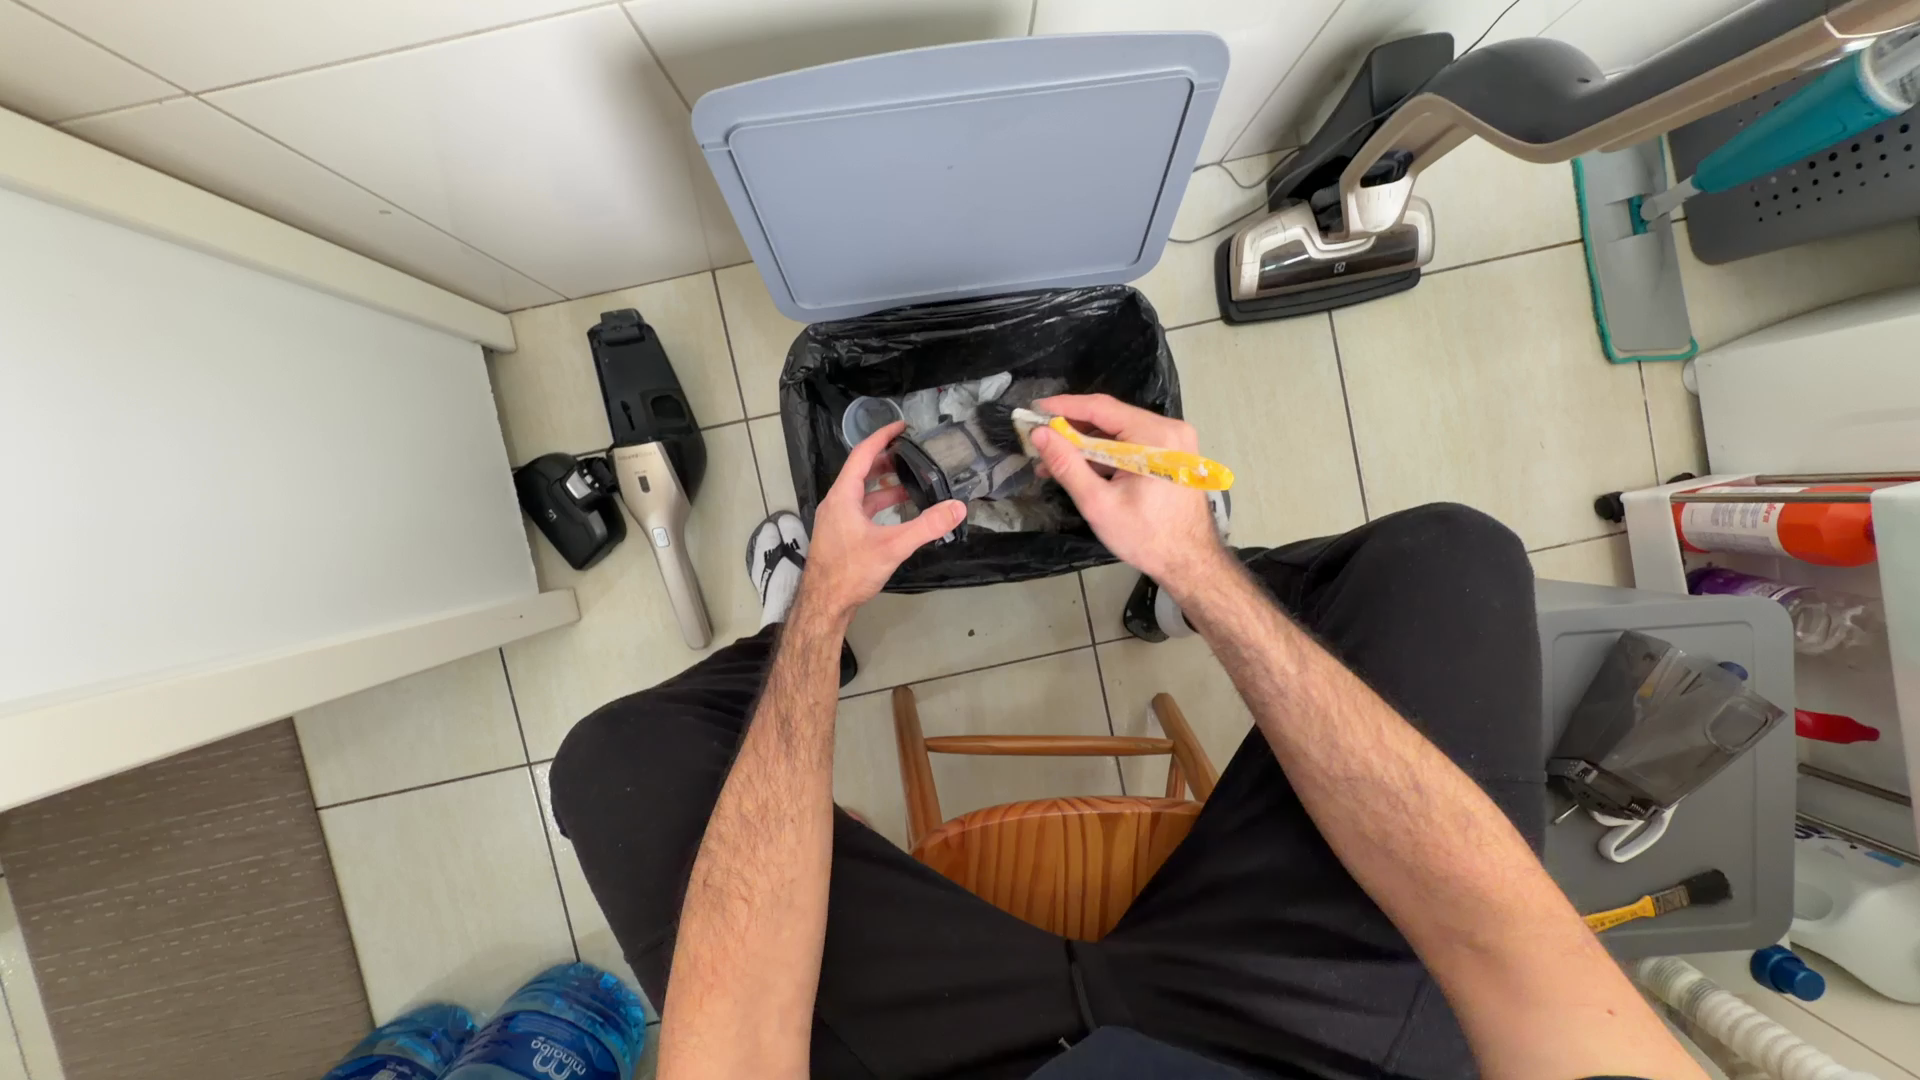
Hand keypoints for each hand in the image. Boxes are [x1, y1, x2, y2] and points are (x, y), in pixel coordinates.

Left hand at [802, 420, 964, 620]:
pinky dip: (879, 504)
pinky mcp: (841, 534)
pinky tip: (898, 512)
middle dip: (886, 458)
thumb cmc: (851, 572)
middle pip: (861, 470)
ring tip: (910, 479)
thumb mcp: (893, 547)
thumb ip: (927, 526)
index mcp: (843, 496)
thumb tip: (957, 508)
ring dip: (884, 483)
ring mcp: (837, 519)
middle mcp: (837, 502)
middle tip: (911, 452)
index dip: (882, 436)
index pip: (862, 454)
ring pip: (862, 492)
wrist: (824, 604)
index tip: (901, 426)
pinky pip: (861, 509)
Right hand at [1030, 394, 1225, 589]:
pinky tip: (1079, 467)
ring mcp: (1173, 441)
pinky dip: (1104, 453)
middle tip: (1039, 439)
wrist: (1189, 562)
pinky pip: (1131, 444)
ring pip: (1118, 431)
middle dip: (1072, 429)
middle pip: (1110, 418)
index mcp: (1156, 436)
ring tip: (1051, 461)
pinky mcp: (1171, 455)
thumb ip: (1067, 465)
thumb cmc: (1146, 537)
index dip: (1064, 407)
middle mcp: (1169, 429)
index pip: (1101, 408)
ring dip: (1085, 444)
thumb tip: (1039, 434)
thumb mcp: (1099, 503)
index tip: (1034, 410)